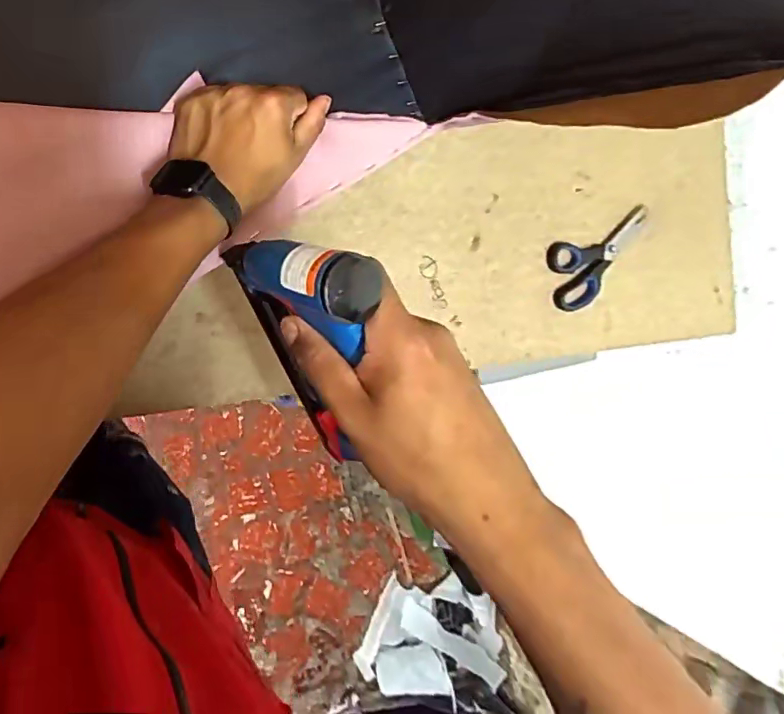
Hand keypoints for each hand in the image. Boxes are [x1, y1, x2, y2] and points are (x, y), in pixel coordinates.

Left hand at [166, 84, 330, 212]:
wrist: (206, 194)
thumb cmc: (256, 179)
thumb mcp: (294, 156)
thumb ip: (312, 123)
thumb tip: (322, 99)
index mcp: (274, 101)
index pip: (294, 96)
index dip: (290, 117)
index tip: (276, 136)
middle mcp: (243, 89)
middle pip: (262, 92)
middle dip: (262, 110)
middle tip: (252, 139)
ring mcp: (214, 94)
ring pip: (236, 94)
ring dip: (237, 108)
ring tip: (229, 136)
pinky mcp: (190, 101)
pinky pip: (210, 98)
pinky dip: (212, 110)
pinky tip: (210, 131)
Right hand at [277, 285, 551, 546]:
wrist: (492, 505)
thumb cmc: (415, 460)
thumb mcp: (354, 415)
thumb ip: (321, 363)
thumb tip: (291, 322)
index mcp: (402, 335)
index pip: (363, 278)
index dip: (326, 281)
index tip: (298, 303)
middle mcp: (428, 332)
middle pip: (372, 311)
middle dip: (341, 333)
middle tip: (325, 373)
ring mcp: (447, 352)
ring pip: (389, 336)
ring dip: (364, 356)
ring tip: (357, 404)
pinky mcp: (457, 372)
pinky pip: (409, 353)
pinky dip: (387, 368)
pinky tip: (387, 412)